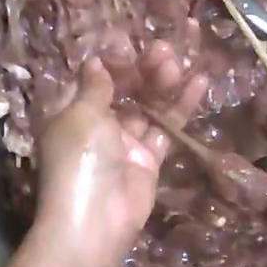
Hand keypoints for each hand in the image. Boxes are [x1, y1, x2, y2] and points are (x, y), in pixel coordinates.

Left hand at [27, 48, 200, 266]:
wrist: (95, 221)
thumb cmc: (79, 159)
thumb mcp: (81, 114)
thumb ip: (94, 87)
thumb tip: (96, 62)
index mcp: (67, 114)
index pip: (88, 80)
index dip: (109, 62)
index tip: (128, 45)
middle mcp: (93, 127)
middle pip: (120, 90)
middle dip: (140, 69)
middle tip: (163, 49)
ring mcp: (121, 145)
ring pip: (145, 107)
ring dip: (161, 83)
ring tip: (178, 63)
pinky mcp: (146, 162)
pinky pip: (164, 129)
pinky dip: (180, 107)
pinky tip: (199, 83)